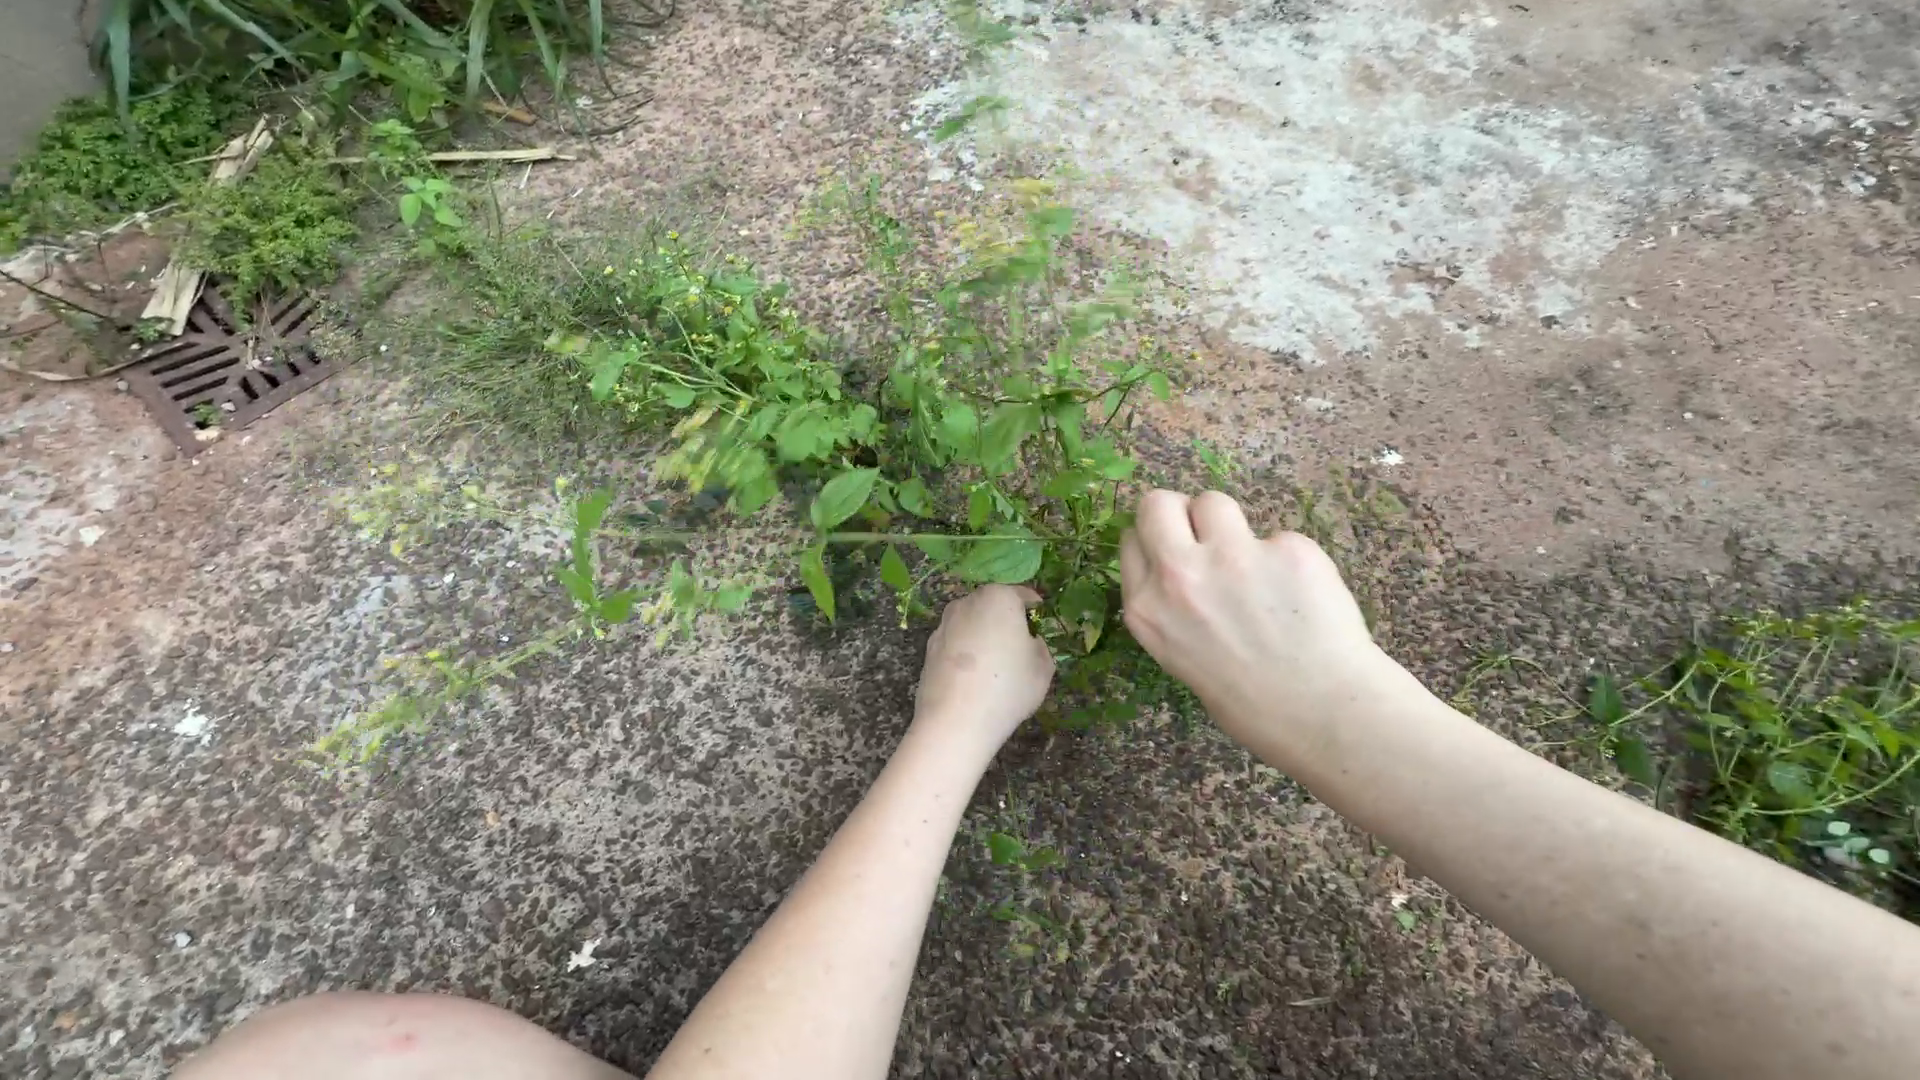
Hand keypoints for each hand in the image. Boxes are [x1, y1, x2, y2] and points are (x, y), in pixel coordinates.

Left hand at [912, 585, 1055, 760]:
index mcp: (998, 598)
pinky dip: (965, 653)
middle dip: (1006, 620)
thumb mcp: (1043, 667)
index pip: (1023, 595)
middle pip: (993, 605)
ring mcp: (944, 625)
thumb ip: (1041, 647)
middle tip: (1019, 646)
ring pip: (971, 623)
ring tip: (994, 666)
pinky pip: (956, 643)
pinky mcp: (928, 648)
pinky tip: (973, 678)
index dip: (1035, 610)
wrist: (955, 721)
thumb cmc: (1008, 687)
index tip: (1042, 624)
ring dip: (983, 636)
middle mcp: (967, 603)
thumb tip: (1030, 642)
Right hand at [1119, 489, 1389, 760]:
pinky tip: (1302, 597)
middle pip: (1157, 503)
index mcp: (1145, 608)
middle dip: (1180, 512)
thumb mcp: (1178, 656)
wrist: (1321, 713)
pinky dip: (1287, 559)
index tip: (1178, 550)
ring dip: (1231, 526)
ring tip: (1256, 565)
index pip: (1131, 540)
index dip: (1156, 540)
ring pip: (1214, 502)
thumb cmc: (1247, 703)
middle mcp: (1178, 575)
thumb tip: (1183, 572)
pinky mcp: (1284, 547)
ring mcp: (1231, 557)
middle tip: (1206, 536)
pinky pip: (1276, 536)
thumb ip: (1170, 607)